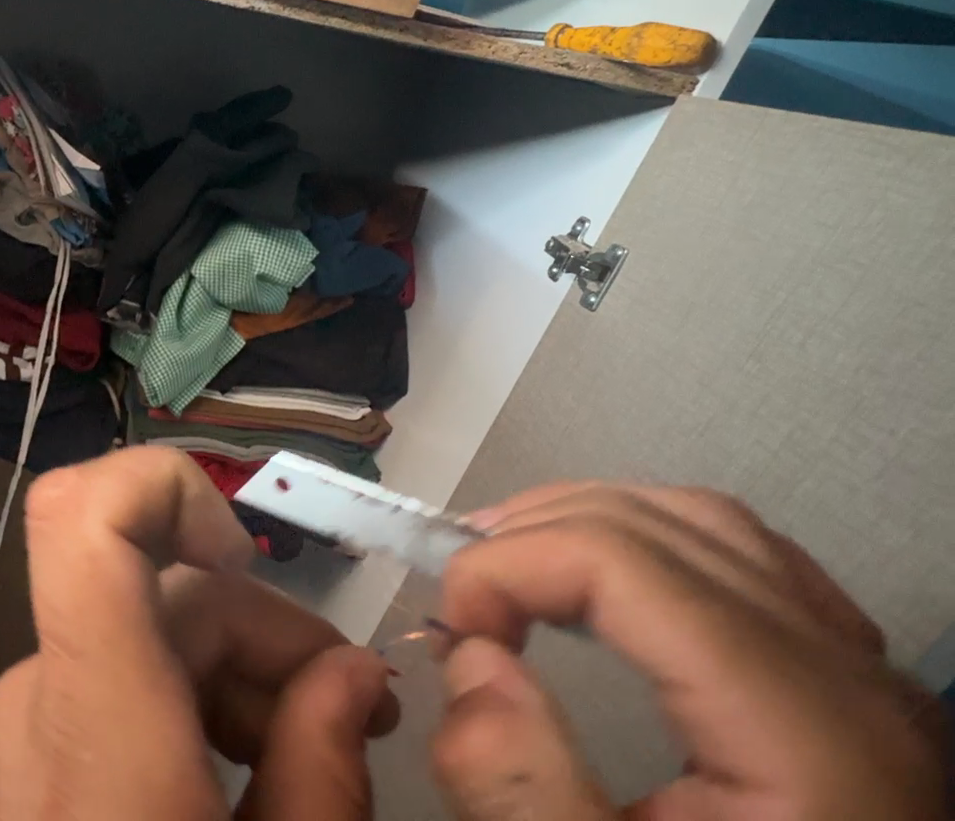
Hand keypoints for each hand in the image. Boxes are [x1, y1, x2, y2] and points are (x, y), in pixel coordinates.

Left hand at [0, 446, 399, 820]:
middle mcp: (41, 700)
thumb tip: (349, 675)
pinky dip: (186, 702)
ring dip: (236, 672)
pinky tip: (246, 774)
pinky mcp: (26, 753)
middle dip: (268, 632)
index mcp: (97, 725)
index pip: (79, 520)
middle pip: (157, 594)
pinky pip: (114, 684)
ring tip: (321, 749)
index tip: (248, 544)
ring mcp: (22, 725)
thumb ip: (321, 769)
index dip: (159, 484)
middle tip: (362, 705)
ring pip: (142, 636)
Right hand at [432, 482, 946, 818]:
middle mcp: (849, 678)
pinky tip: (591, 586)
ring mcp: (858, 670)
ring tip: (504, 572)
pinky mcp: (842, 678)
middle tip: (462, 604)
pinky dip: (637, 539)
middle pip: (654, 523)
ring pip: (697, 520)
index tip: (451, 633)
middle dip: (526, 537)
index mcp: (806, 734)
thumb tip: (471, 657)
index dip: (507, 566)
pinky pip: (733, 551)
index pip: (623, 560)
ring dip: (576, 524)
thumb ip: (522, 789)